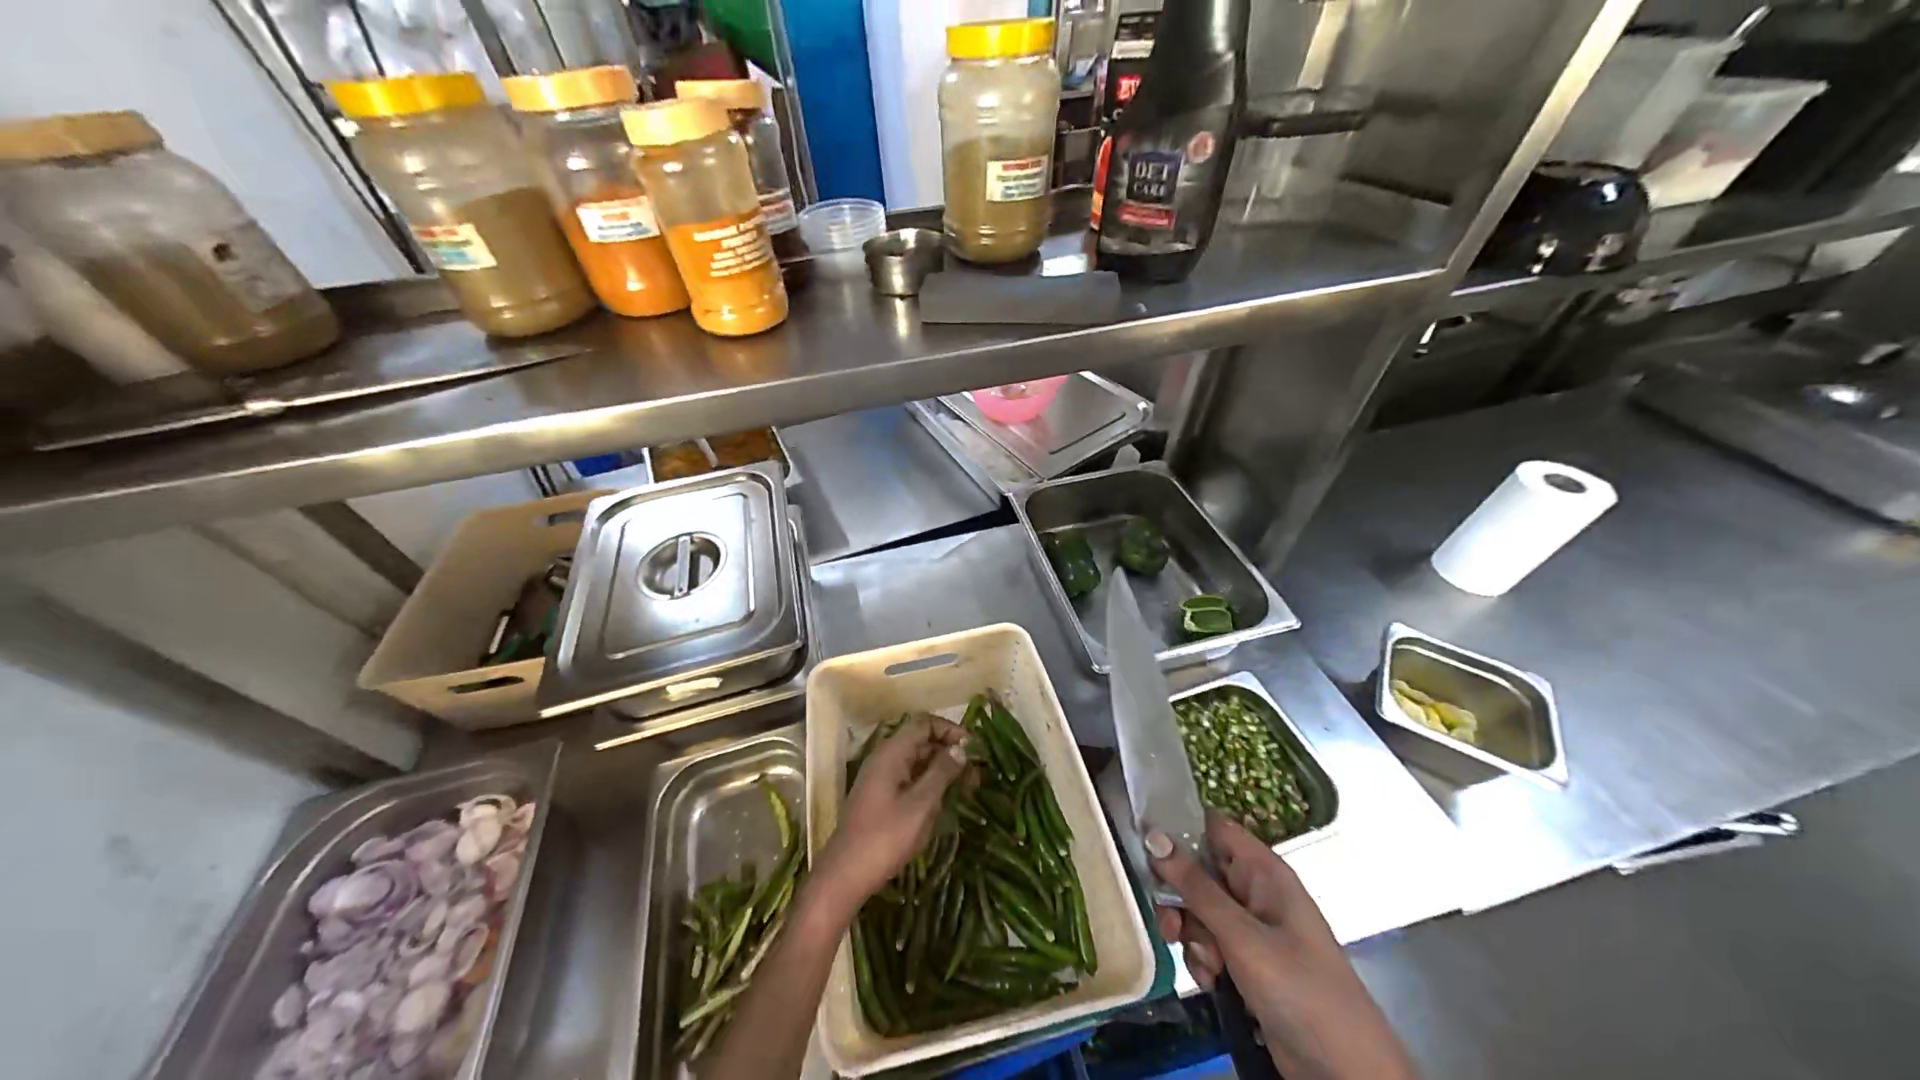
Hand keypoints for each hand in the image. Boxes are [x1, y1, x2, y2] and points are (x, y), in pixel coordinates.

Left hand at [813, 714, 967, 917]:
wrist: (846, 874)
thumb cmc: (885, 837)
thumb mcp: (921, 804)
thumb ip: (942, 772)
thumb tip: (961, 749)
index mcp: (892, 753)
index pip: (925, 724)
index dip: (951, 730)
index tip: (974, 749)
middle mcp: (885, 759)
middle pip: (922, 742)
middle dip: (950, 753)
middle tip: (976, 774)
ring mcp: (882, 779)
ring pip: (918, 763)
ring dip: (943, 771)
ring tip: (968, 789)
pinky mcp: (882, 798)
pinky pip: (910, 781)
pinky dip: (930, 786)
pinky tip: (946, 803)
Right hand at [1150, 815, 1419, 1079]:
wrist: (1343, 1069)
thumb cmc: (1298, 988)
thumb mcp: (1241, 935)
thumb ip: (1195, 887)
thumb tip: (1154, 837)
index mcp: (1263, 871)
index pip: (1213, 827)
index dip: (1179, 829)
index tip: (1145, 845)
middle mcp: (1255, 892)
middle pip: (1199, 871)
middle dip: (1179, 898)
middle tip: (1171, 925)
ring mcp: (1251, 928)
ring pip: (1199, 910)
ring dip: (1191, 936)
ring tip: (1205, 965)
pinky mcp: (1247, 961)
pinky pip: (1208, 943)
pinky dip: (1203, 960)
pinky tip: (1212, 982)